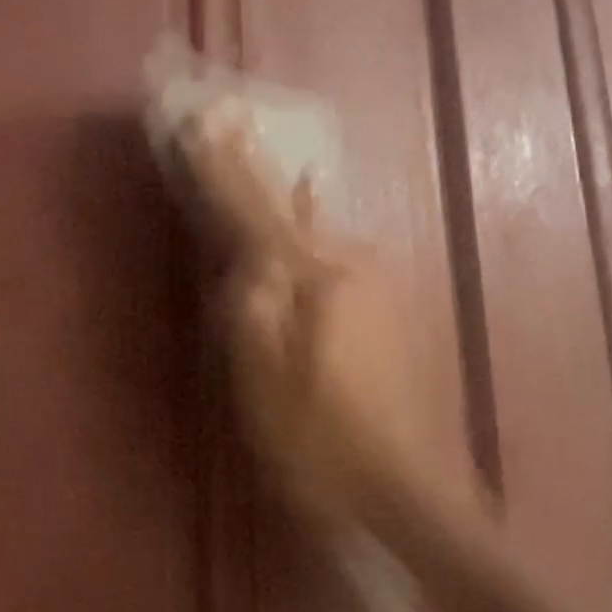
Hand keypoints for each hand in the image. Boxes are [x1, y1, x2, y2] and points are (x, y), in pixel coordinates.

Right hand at [176, 98, 442, 528]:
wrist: (407, 494)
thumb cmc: (321, 440)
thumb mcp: (263, 379)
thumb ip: (249, 306)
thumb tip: (244, 259)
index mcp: (316, 277)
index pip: (254, 207)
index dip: (223, 165)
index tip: (204, 117)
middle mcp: (352, 266)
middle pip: (290, 207)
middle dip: (256, 165)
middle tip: (230, 119)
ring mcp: (377, 289)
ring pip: (316, 230)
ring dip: (283, 197)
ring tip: (262, 160)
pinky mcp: (388, 315)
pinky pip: (334, 256)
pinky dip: (307, 232)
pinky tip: (308, 221)